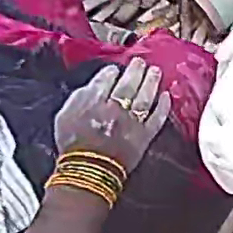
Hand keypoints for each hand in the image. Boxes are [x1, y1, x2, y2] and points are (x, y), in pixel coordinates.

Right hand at [55, 58, 171, 172]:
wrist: (89, 169)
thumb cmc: (73, 145)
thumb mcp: (65, 116)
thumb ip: (80, 97)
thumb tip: (94, 85)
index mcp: (93, 103)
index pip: (105, 81)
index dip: (111, 73)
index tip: (115, 68)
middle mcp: (115, 109)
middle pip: (128, 85)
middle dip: (135, 71)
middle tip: (140, 62)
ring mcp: (132, 121)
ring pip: (145, 97)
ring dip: (151, 82)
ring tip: (155, 71)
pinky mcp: (145, 134)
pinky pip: (157, 117)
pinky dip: (163, 106)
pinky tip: (167, 95)